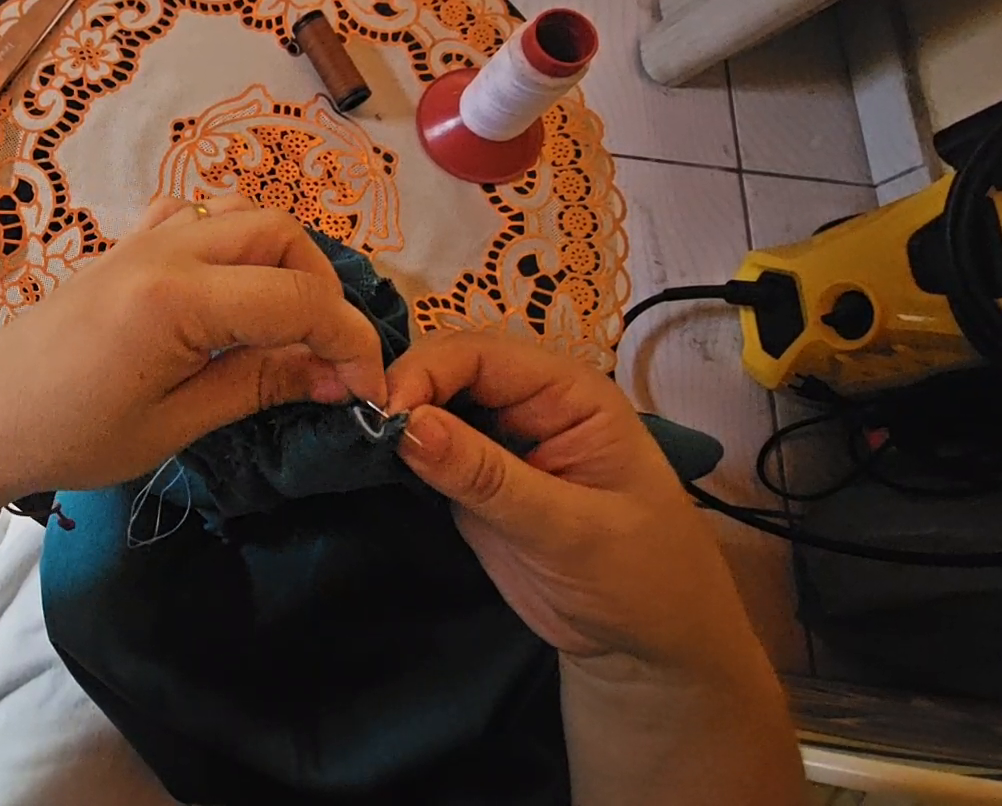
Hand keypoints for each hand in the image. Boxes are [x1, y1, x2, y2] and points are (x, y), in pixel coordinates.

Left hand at [0, 197, 387, 540]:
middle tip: (322, 351)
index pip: (298, 300)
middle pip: (279, 232)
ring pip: (239, 217)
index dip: (350, 343)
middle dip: (321, 287)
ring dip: (280, 260)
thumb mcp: (173, 425)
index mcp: (178, 299)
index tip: (367, 390)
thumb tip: (337, 376)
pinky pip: (190, 219)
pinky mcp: (122, 247)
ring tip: (280, 324)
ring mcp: (140, 240)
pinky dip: (227, 245)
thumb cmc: (70, 438)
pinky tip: (221, 290)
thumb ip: (258, 385)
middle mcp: (165, 249)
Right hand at [385, 333, 763, 674]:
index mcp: (566, 392)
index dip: (424, 373)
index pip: (478, 354)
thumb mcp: (568, 530)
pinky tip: (372, 458)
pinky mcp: (470, 470)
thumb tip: (405, 423)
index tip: (383, 416)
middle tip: (362, 432)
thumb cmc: (637, 581)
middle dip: (401, 389)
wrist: (643, 647)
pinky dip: (396, 447)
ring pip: (428, 400)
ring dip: (393, 417)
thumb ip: (486, 476)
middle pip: (445, 367)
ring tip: (359, 442)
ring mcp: (495, 435)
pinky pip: (424, 441)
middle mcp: (526, 400)